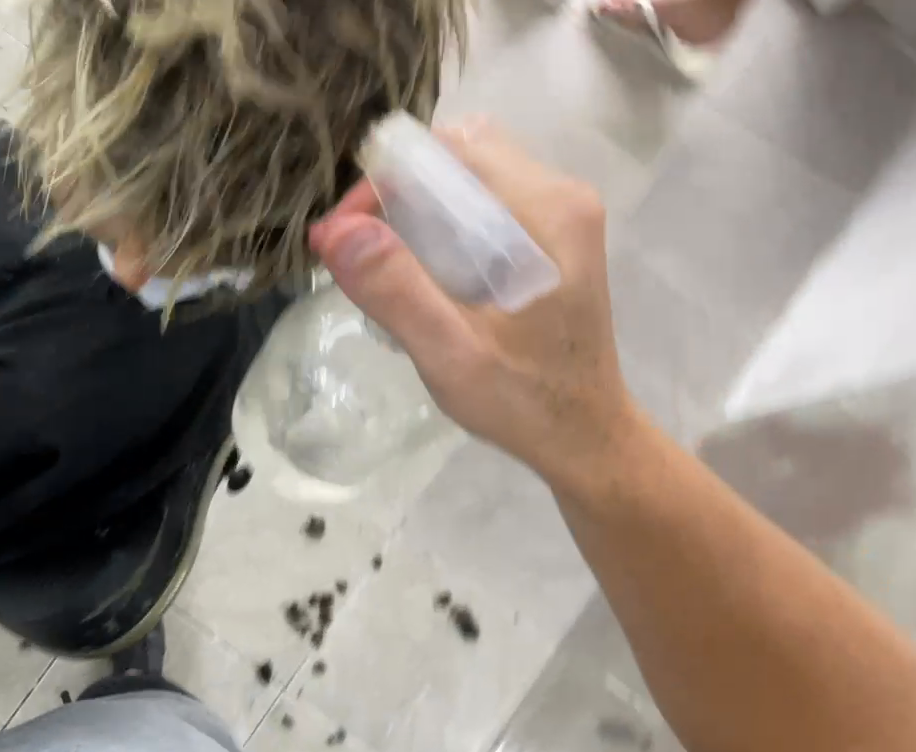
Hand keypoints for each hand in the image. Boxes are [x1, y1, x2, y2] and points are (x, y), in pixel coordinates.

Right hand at [307, 120, 641, 492]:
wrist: (579, 435)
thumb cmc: (520, 398)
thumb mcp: (449, 350)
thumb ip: (396, 289)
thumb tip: (336, 232)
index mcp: (545, 211)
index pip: (451, 151)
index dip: (383, 183)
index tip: (338, 239)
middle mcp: (557, 198)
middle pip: (456, 159)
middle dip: (390, 197)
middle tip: (348, 257)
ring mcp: (552, 219)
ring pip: (462, 183)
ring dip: (405, 216)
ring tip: (374, 272)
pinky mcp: (541, 243)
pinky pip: (472, 211)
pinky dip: (428, 232)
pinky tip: (412, 280)